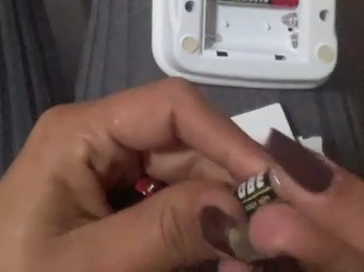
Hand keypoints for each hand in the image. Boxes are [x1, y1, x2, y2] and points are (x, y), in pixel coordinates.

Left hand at [0, 78, 269, 271]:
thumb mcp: (92, 266)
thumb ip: (168, 232)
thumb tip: (248, 207)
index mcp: (81, 130)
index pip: (171, 107)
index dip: (229, 139)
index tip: (281, 190)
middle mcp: (97, 140)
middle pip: (184, 145)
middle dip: (231, 188)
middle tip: (279, 243)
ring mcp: (104, 176)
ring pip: (184, 180)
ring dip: (222, 217)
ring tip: (254, 258)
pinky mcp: (110, 212)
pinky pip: (168, 211)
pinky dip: (199, 235)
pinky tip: (222, 261)